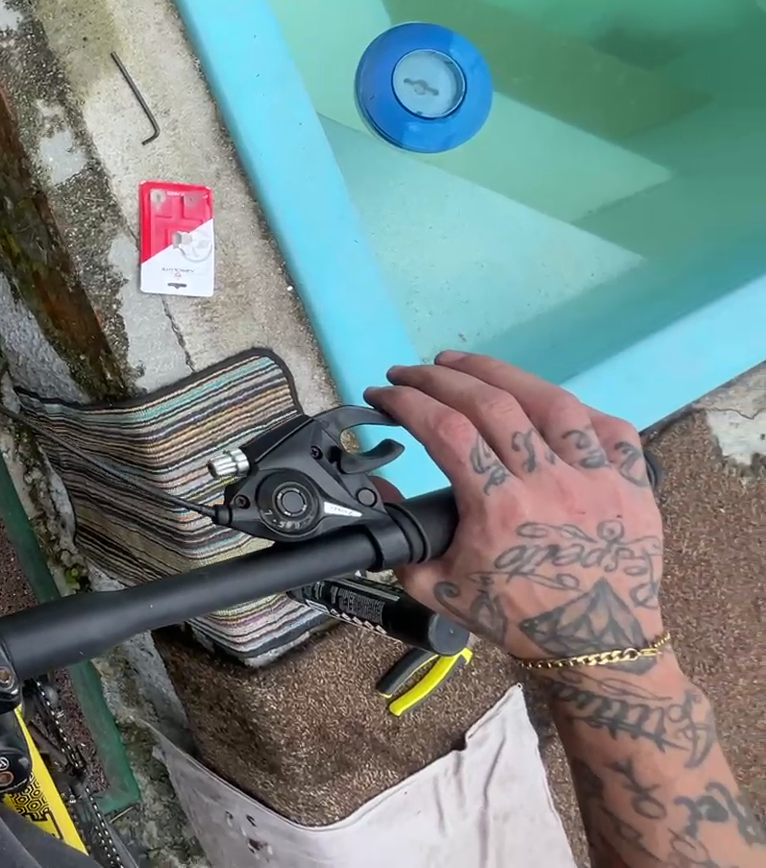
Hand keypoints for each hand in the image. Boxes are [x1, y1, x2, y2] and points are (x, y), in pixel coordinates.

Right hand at [364, 351, 664, 667]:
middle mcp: (551, 484)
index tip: (380, 394)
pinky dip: (569, 406)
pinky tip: (538, 402)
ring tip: (462, 364)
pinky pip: (610, 428)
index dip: (404, 401)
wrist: (597, 647)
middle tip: (407, 372)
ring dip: (498, 374)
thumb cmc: (507, 614)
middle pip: (490, 403)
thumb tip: (376, 487)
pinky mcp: (636, 488)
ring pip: (551, 402)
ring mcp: (600, 482)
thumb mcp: (428, 581)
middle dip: (437, 377)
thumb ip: (394, 533)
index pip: (443, 429)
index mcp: (498, 507)